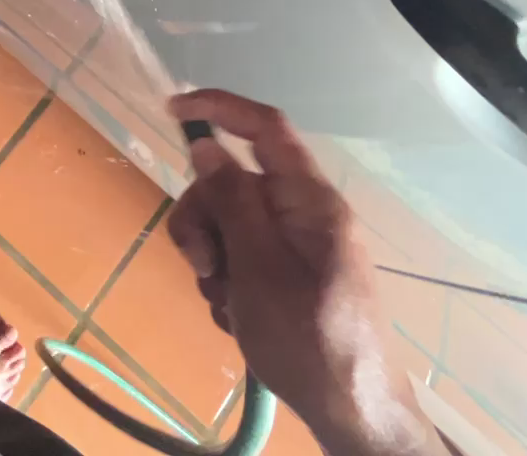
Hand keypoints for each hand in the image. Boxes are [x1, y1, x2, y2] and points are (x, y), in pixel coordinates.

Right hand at [167, 90, 445, 455]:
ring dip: (211, 256)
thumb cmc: (309, 340)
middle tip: (200, 264)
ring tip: (222, 301)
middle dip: (203, 217)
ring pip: (228, 219)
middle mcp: (302, 211)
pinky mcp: (288, 271)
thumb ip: (231, 201)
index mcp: (308, 199)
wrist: (355, 419)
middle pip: (232, 180)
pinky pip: (240, 252)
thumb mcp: (258, 268)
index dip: (219, 107)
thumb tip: (205, 145)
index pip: (265, 127)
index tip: (171, 110)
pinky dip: (226, 278)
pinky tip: (234, 314)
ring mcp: (296, 242)